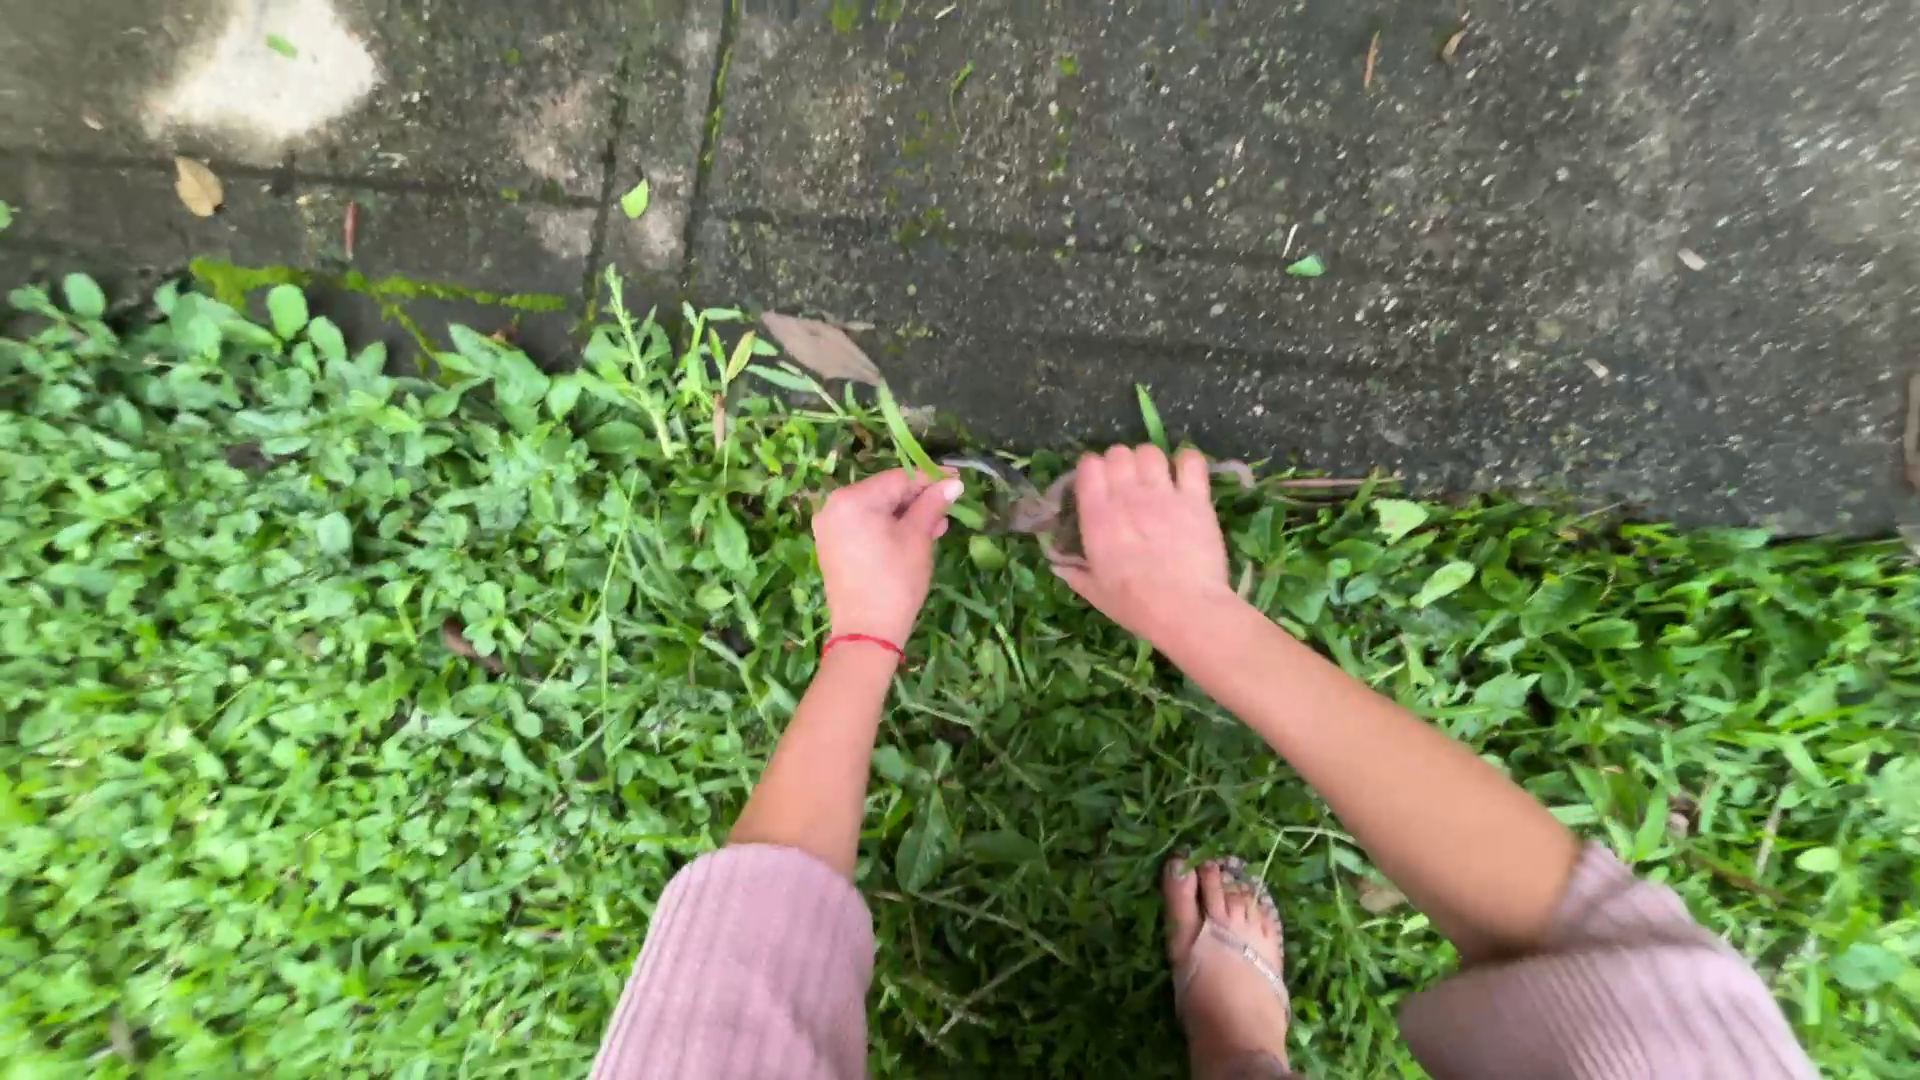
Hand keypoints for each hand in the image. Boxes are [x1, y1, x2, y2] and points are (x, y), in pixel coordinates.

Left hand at [813, 468, 961, 646]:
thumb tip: (953, 483)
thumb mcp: (917, 539)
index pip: (898, 479)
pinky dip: (889, 528)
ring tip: (938, 525)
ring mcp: (830, 528)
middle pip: (885, 493)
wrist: (866, 633)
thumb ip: (932, 505)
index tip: (957, 479)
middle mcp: (833, 507)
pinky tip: (915, 535)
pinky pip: (865, 527)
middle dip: (918, 499)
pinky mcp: (833, 547)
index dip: (930, 478)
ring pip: (877, 511)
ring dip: (907, 516)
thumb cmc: (895, 581)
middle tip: (950, 505)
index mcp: (852, 499)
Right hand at [1052, 445, 1238, 649]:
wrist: (1185, 609)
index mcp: (1097, 515)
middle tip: (1126, 484)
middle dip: (1120, 463)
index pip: (1088, 466)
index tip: (1096, 485)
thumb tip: (1059, 565)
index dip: (1092, 471)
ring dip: (1149, 461)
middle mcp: (1127, 495)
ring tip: (1154, 479)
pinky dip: (1187, 461)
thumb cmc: (1134, 604)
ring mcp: (1163, 493)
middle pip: (1118, 453)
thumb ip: (1075, 574)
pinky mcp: (1195, 498)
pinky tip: (1185, 474)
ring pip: (1150, 452)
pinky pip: (1191, 461)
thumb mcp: (1095, 593)